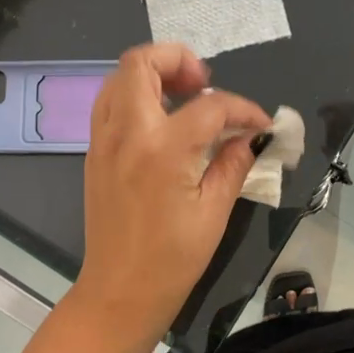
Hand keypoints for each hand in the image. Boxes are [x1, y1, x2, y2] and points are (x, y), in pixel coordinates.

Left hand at [77, 43, 270, 327]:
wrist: (120, 292)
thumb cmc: (173, 259)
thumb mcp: (215, 211)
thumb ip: (233, 163)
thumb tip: (249, 136)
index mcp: (163, 150)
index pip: (209, 105)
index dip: (241, 108)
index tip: (259, 123)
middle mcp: (127, 133)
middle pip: (141, 63)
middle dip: (178, 60)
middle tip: (204, 84)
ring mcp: (103, 140)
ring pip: (118, 77)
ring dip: (152, 74)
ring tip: (183, 98)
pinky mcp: (94, 152)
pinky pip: (109, 103)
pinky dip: (135, 96)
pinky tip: (161, 122)